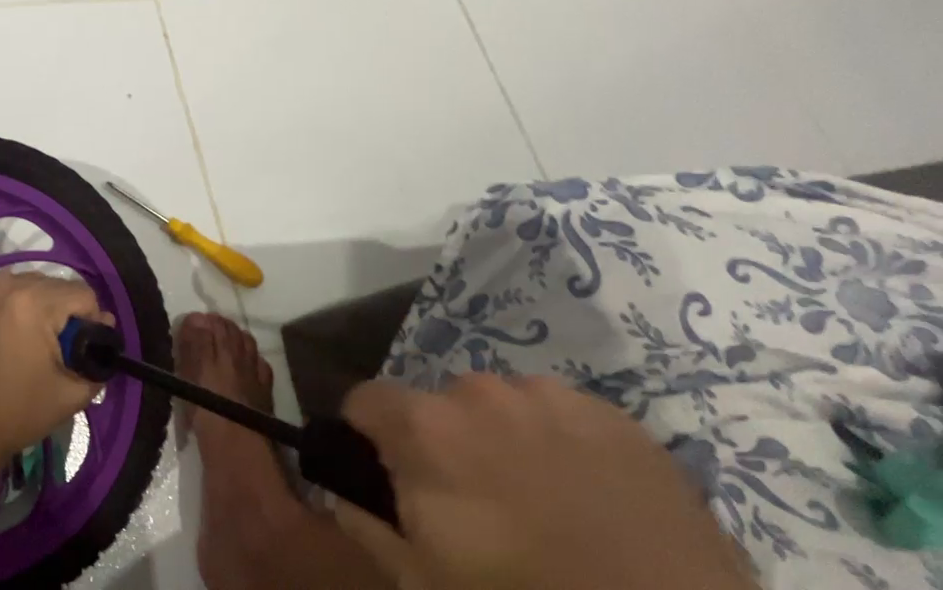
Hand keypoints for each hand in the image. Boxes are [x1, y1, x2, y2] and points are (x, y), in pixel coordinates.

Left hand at [0, 272, 110, 464]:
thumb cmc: (18, 412)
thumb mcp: (72, 393)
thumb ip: (99, 357)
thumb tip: (104, 327)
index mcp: (34, 304)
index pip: (83, 294)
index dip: (92, 321)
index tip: (82, 349)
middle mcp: (8, 286)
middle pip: (57, 285)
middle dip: (67, 312)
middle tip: (61, 350)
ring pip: (31, 284)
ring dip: (43, 306)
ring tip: (36, 343)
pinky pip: (6, 290)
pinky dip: (17, 305)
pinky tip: (13, 336)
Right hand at [335, 374, 756, 589]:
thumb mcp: (423, 585)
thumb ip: (368, 528)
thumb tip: (344, 495)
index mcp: (425, 428)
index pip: (365, 399)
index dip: (366, 437)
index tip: (387, 477)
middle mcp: (480, 392)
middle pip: (438, 404)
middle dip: (443, 444)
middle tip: (473, 506)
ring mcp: (553, 398)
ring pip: (502, 407)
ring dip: (502, 440)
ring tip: (540, 504)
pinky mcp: (618, 417)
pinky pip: (564, 417)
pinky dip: (561, 446)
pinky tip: (590, 502)